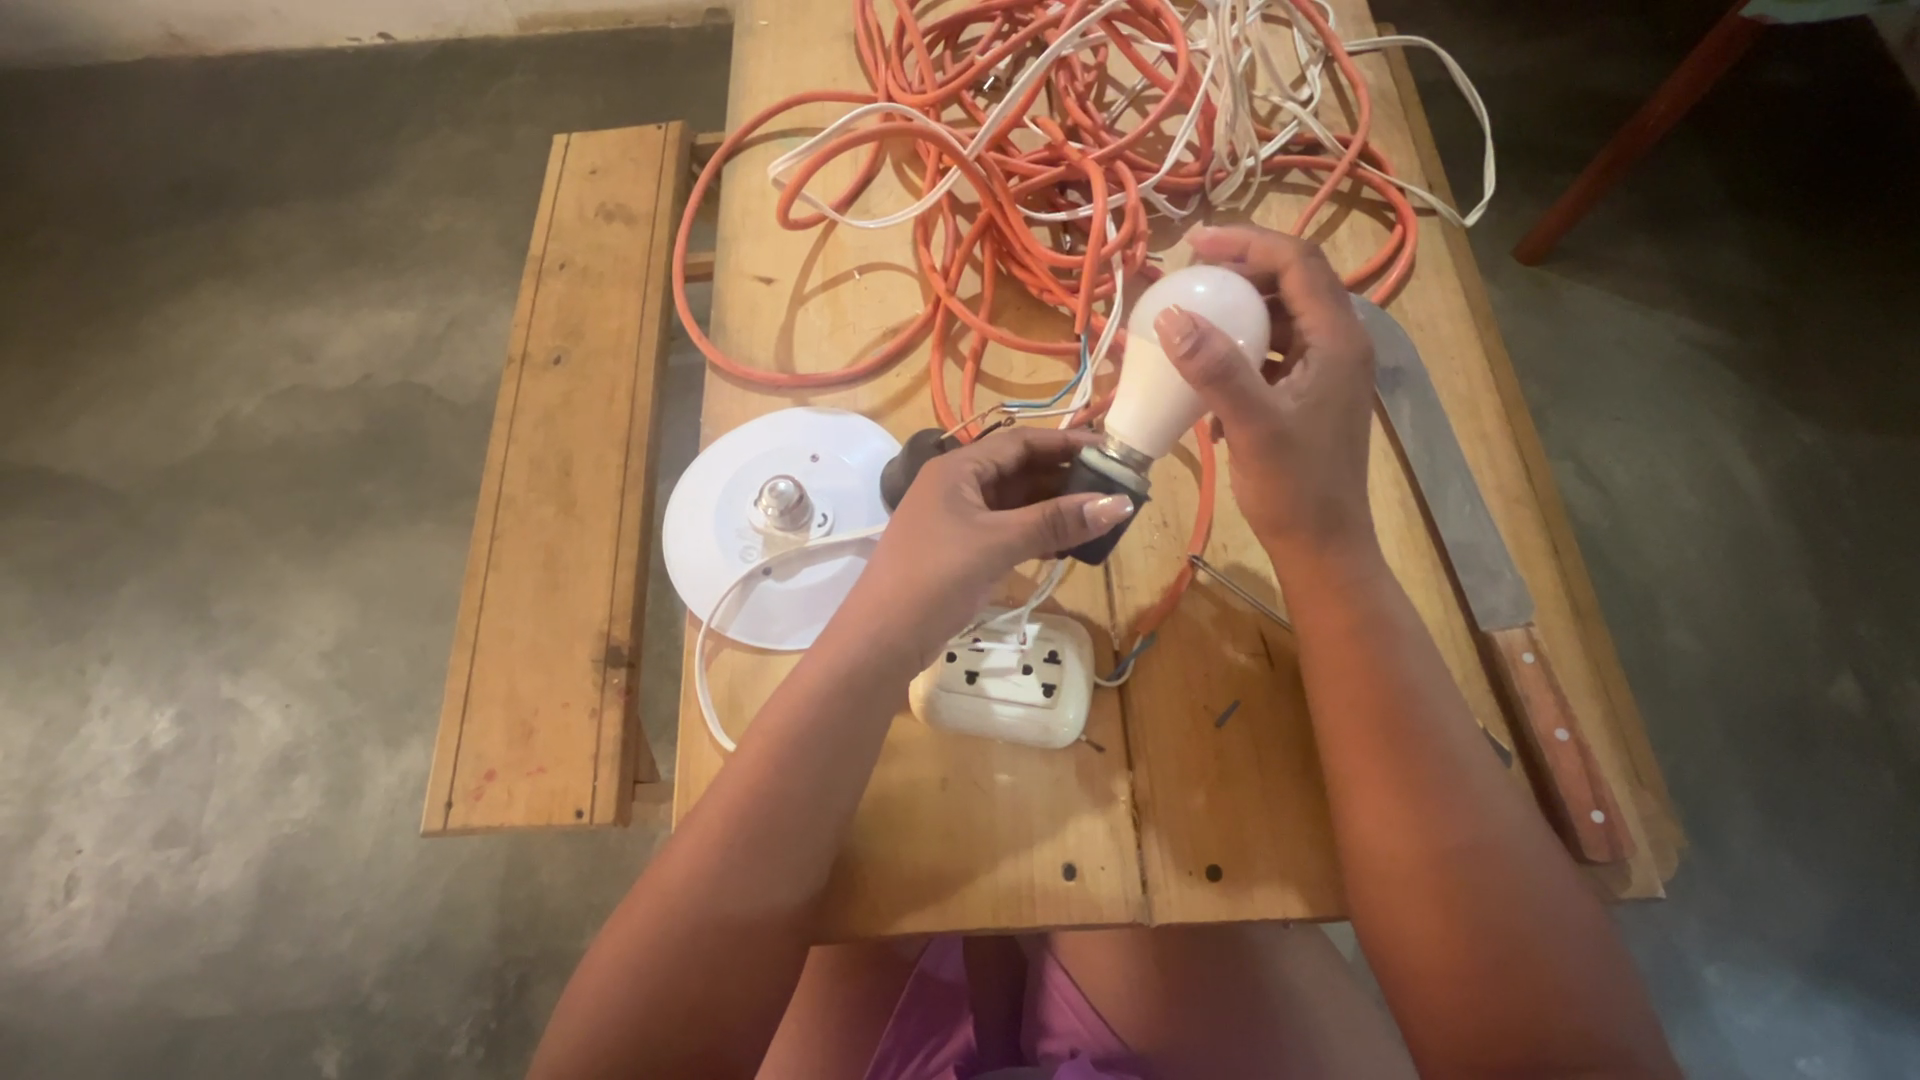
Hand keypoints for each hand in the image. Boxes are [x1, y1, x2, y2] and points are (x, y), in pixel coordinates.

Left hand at [837, 427, 1133, 666]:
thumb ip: (1056, 522)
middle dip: (1065, 479)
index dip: (1067, 444)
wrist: (882, 637)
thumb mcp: (997, 544)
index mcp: (957, 468)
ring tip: (1101, 517)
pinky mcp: (963, 552)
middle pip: (1020, 472)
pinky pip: (1008, 532)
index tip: (1111, 452)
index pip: (1020, 442)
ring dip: (1055, 509)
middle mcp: (957, 487)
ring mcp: (958, 521)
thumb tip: (1120, 504)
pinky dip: (1038, 535)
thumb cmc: (935, 577)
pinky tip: (1069, 545)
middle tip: (1115, 489)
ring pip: (1016, 505)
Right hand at [1153, 225, 1377, 564]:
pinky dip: (1239, 350)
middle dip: (1240, 271)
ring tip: (1191, 312)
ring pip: (1279, 318)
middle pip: (1291, 283)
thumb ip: (1214, 369)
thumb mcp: (1252, 426)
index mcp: (1337, 341)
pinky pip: (1271, 354)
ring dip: (1236, 310)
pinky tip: (1205, 371)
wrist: (1322, 545)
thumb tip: (1170, 315)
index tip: (1195, 244)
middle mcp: (1337, 346)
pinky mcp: (1307, 396)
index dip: (1247, 244)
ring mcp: (1323, 372)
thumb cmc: (1295, 489)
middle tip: (1188, 273)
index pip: (1298, 263)